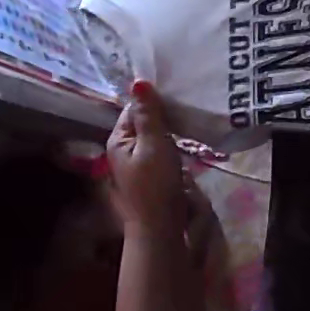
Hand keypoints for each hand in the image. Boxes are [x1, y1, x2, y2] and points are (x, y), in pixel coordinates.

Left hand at [107, 80, 185, 236]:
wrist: (161, 228)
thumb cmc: (155, 185)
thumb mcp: (154, 145)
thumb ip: (149, 114)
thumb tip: (138, 81)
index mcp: (119, 139)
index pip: (134, 108)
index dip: (152, 98)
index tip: (175, 87)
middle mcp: (125, 148)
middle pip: (145, 120)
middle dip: (163, 111)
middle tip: (187, 98)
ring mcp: (139, 161)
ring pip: (156, 133)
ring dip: (170, 125)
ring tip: (190, 111)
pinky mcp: (154, 172)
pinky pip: (163, 147)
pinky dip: (174, 140)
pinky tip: (189, 135)